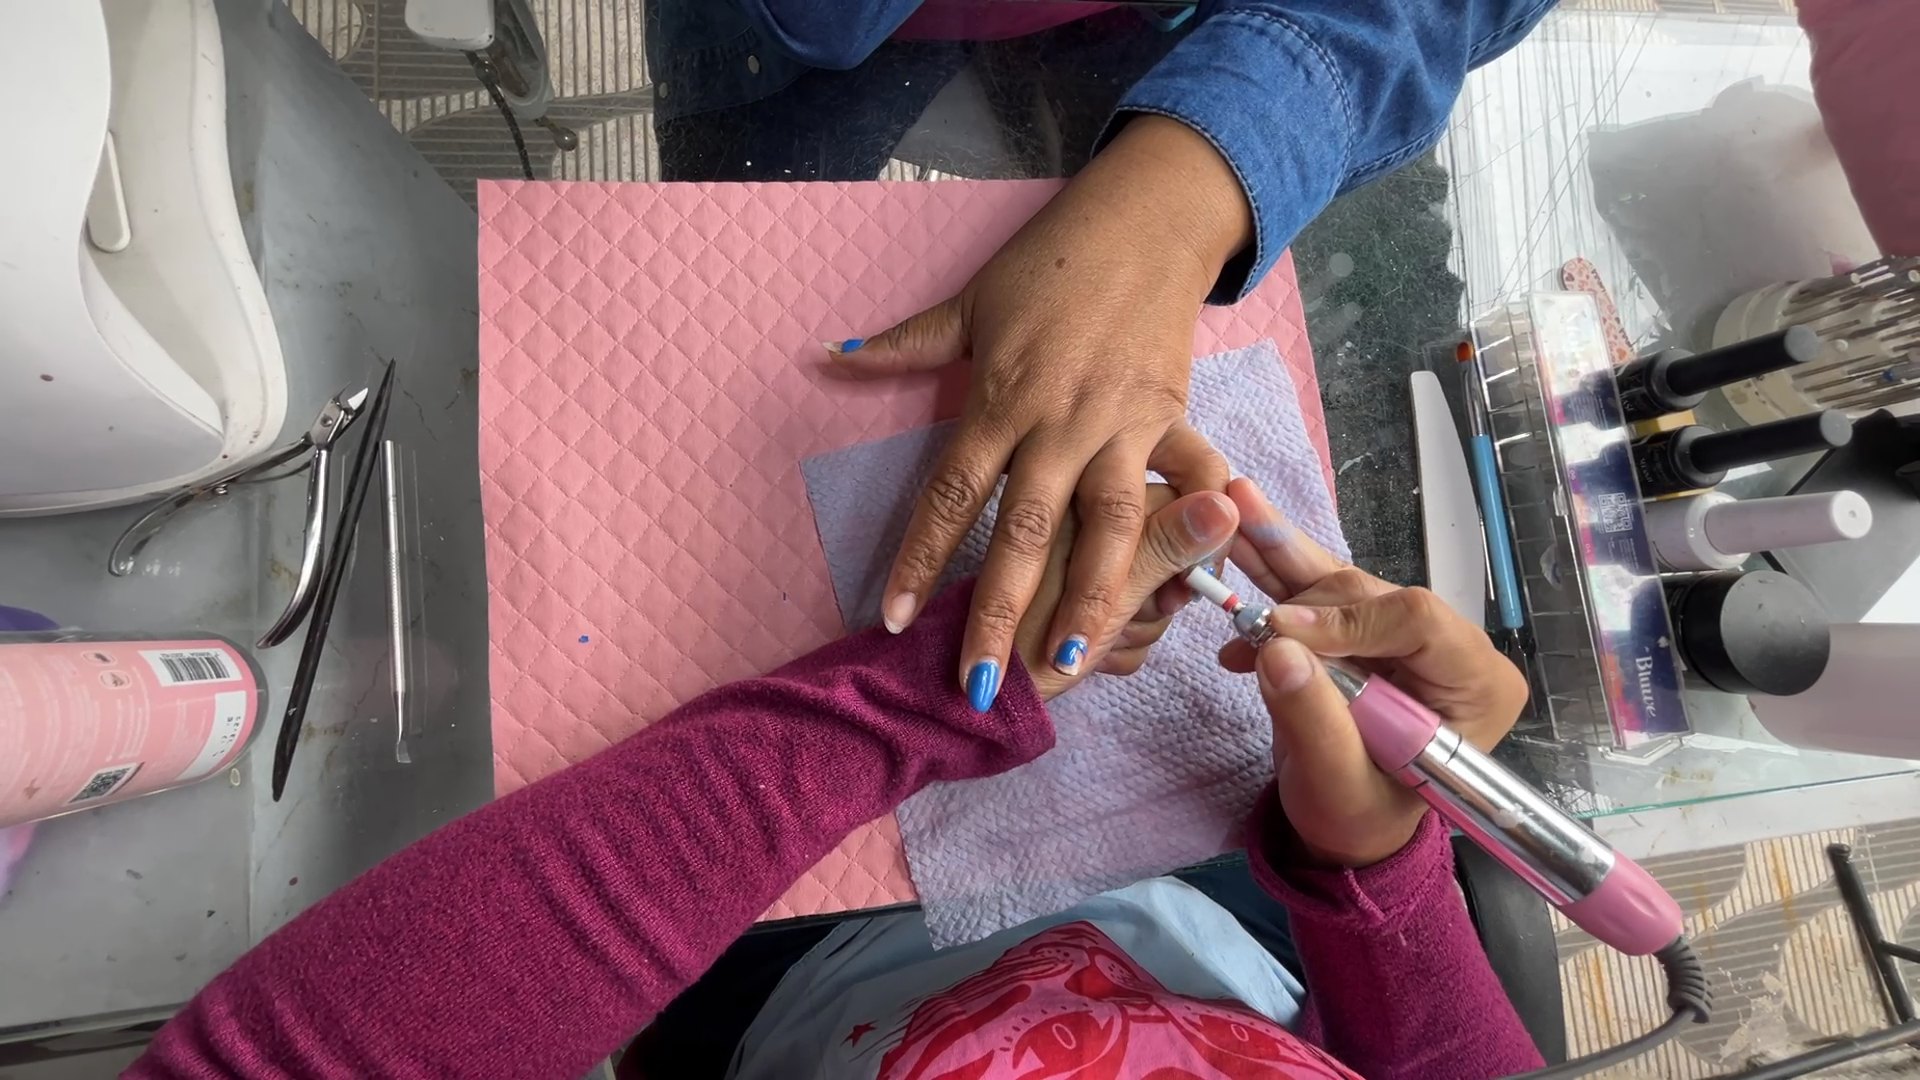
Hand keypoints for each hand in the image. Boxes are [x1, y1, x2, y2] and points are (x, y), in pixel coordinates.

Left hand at [825, 116, 1252, 709]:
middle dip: (1000, 612)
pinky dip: (1206, 523)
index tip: (896, 621)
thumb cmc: (1047, 264)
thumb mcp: (970, 302)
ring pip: (1108, 526)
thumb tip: (831, 357)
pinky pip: (1192, 478)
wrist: (1143, 219)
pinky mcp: (1175, 418)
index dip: (920, 559)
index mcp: (999, 399)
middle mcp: (1057, 423)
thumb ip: (905, 344)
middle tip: (983, 685)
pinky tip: (1205, 580)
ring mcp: (1121, 425)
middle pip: (1023, 531)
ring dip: (1092, 598)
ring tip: (1073, 663)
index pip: (950, 494)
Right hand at [1216, 478, 1528, 867]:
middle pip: (1366, 594)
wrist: (1342, 822)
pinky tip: (1235, 541)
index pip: (1417, 621)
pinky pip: (1310, 590)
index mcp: (1473, 683)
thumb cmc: (1354, 815)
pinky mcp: (1355, 630)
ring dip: (1278, 550)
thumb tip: (1274, 649)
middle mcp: (1442, 646)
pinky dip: (1268, 573)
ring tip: (1235, 501)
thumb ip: (1312, 718)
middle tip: (1238, 605)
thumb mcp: (1335, 781)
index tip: (1275, 631)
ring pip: (1334, 580)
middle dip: (1299, 599)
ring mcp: (1396, 634)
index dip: (1344, 619)